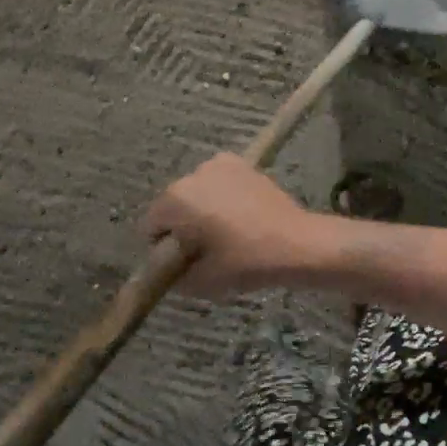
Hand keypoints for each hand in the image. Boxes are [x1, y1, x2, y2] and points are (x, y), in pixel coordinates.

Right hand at [141, 152, 321, 297]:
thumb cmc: (244, 262)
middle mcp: (193, 174)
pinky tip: (238, 214)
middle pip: (173, 205)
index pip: (151, 226)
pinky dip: (221, 195)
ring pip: (196, 192)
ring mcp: (219, 164)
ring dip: (201, 209)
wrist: (295, 242)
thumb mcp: (200, 282)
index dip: (162, 248)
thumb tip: (169, 270)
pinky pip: (217, 182)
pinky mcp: (242, 163)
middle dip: (182, 226)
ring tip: (225, 232)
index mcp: (176, 200)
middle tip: (205, 249)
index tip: (183, 262)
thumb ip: (174, 276)